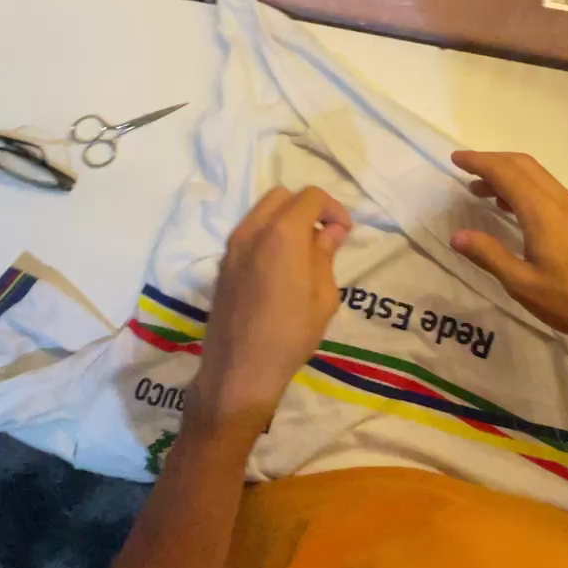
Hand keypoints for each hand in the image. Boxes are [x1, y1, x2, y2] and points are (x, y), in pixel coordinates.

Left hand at [194, 187, 352, 437]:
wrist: (239, 371)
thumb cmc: (291, 336)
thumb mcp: (323, 297)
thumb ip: (325, 255)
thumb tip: (329, 231)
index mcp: (282, 234)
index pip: (311, 196)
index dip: (334, 208)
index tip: (344, 233)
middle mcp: (252, 230)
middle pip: (283, 196)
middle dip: (308, 209)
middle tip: (325, 238)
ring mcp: (232, 247)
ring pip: (262, 212)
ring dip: (286, 221)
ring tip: (304, 254)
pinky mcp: (222, 265)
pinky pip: (249, 233)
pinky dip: (268, 236)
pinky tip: (281, 268)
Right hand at [449, 150, 567, 357]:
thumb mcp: (521, 283)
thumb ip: (489, 255)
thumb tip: (457, 236)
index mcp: (542, 212)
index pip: (506, 173)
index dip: (479, 162)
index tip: (456, 159)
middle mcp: (559, 201)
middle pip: (523, 165)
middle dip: (492, 161)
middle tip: (465, 168)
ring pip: (536, 175)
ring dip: (508, 173)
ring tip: (480, 189)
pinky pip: (546, 188)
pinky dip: (523, 186)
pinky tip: (509, 206)